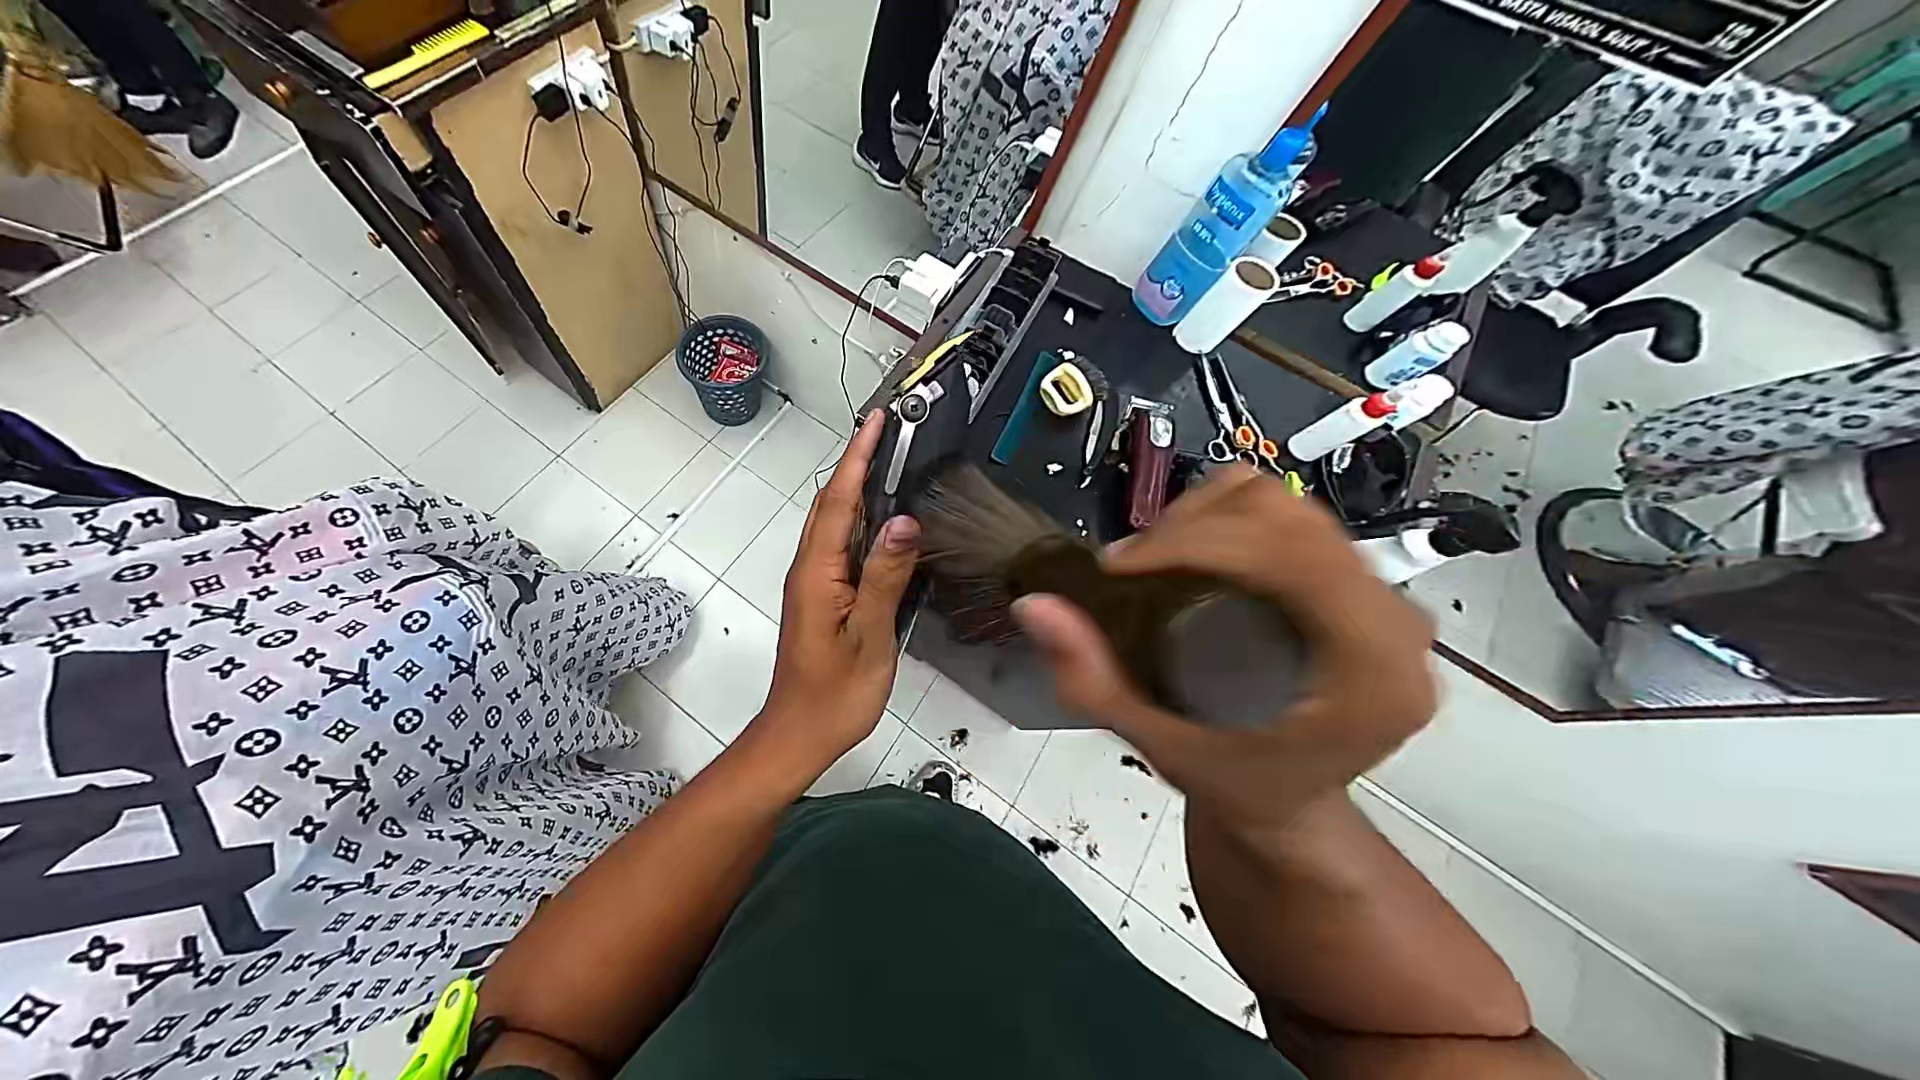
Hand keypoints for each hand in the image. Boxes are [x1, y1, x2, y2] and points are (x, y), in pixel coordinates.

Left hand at [750, 410, 920, 768]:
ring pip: (836, 522)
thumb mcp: (868, 636)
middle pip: (832, 503)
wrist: (800, 732)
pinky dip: (862, 521)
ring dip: (858, 488)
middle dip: (857, 463)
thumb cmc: (835, 693)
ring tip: (891, 462)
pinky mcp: (823, 595)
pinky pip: (843, 545)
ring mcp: (815, 582)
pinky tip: (886, 522)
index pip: (839, 501)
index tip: (877, 423)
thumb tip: (903, 522)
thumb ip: (885, 577)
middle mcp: (810, 569)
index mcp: (817, 573)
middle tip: (888, 432)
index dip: (858, 458)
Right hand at [1013, 466, 1435, 827]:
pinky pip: (1289, 514)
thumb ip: (1094, 680)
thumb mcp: (1161, 747)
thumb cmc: (1239, 787)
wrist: (1291, 803)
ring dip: (1205, 517)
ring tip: (1156, 559)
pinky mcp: (1358, 582)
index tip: (1121, 566)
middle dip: (1191, 527)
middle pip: (1287, 517)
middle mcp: (1393, 624)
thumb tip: (1035, 605)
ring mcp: (1383, 597)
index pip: (1289, 559)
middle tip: (1132, 566)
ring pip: (1286, 504)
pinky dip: (1226, 517)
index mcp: (1370, 674)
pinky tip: (1190, 555)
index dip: (1196, 543)